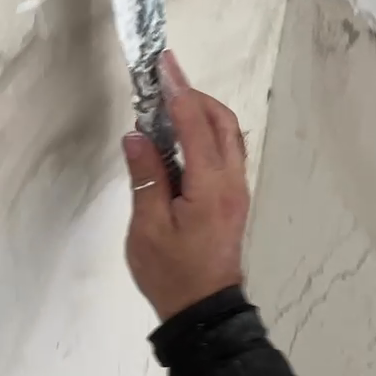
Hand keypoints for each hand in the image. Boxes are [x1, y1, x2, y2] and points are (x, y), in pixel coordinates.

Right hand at [122, 51, 250, 320]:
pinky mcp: (234, 199)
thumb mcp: (147, 227)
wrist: (204, 311)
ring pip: (229, 135)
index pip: (196, 124)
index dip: (178, 91)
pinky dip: (207, 133)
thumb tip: (137, 135)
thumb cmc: (170, 273)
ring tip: (171, 104)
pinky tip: (183, 137)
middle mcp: (232, 181)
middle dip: (195, 95)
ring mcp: (238, 190)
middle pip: (222, 121)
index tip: (164, 64)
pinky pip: (226, 152)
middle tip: (164, 80)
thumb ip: (145, 176)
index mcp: (210, 185)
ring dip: (203, 112)